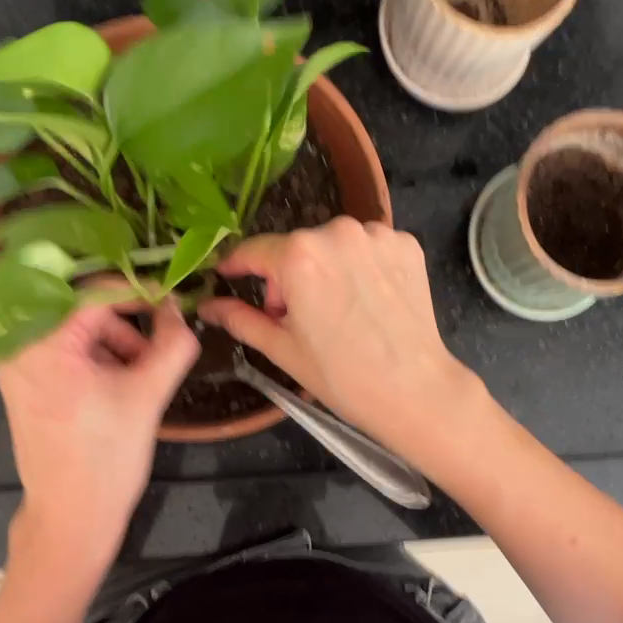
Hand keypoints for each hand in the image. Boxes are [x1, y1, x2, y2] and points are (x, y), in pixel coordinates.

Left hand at [0, 300, 196, 574]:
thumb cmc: (106, 458)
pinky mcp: (24, 381)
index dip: (141, 292)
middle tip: (161, 342)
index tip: (175, 298)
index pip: (96, 292)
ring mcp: (17, 363)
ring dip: (114, 340)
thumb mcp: (147, 396)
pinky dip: (96, 356)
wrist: (71, 516)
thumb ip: (172, 344)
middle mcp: (18, 344)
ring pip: (74, 328)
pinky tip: (121, 382)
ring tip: (143, 371)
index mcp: (42, 342)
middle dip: (126, 321)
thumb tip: (179, 309)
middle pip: (81, 307)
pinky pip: (64, 349)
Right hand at [199, 217, 481, 457]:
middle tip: (296, 320)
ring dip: (326, 271)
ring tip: (336, 313)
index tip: (227, 276)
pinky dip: (361, 269)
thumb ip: (241, 319)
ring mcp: (377, 236)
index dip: (237, 266)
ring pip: (334, 246)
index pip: (254, 251)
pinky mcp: (407, 245)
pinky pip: (369, 249)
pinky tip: (367, 302)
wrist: (414, 390)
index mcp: (299, 256)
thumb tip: (208, 306)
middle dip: (288, 279)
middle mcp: (337, 232)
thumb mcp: (282, 350)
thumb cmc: (342, 376)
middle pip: (297, 248)